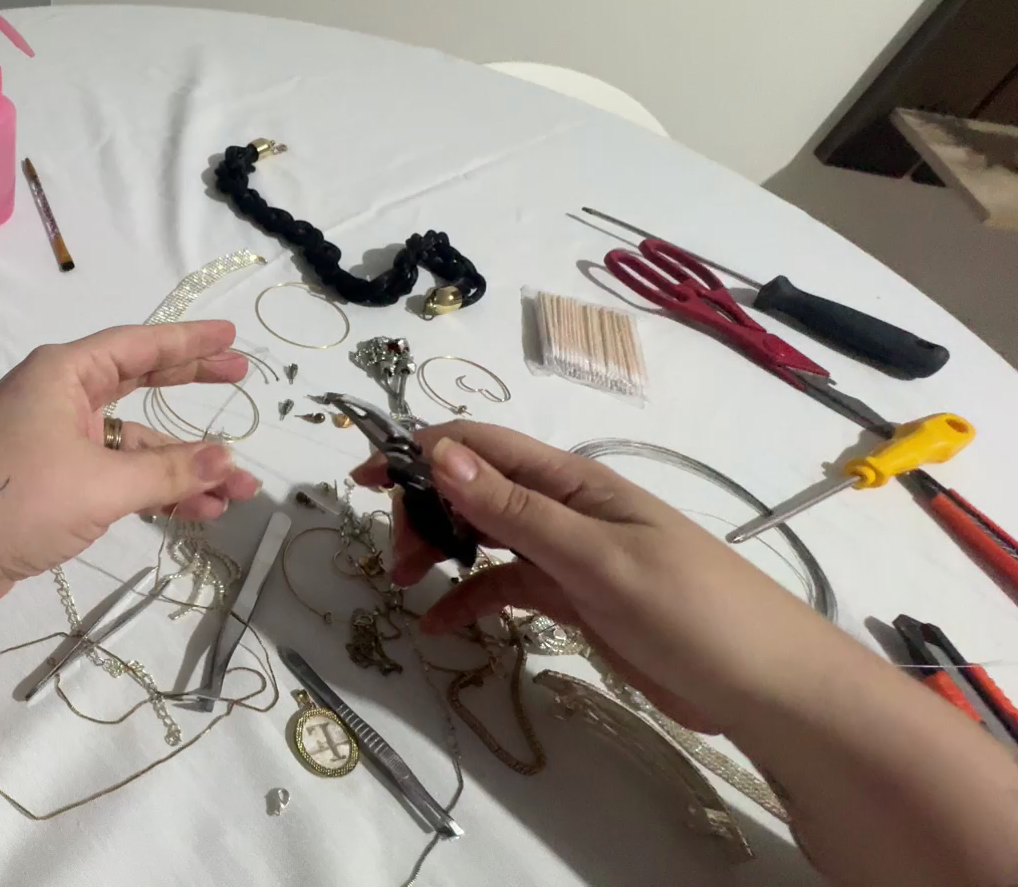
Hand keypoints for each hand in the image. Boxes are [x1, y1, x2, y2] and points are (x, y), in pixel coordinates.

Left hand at [0, 321, 261, 610]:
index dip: (188, 341)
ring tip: (238, 487)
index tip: (231, 338)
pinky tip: (196, 510)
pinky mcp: (52, 482)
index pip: (138, 345)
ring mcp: (55, 441)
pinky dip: (151, 490)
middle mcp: (59, 398)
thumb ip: (169, 471)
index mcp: (63, 373)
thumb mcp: (101, 482)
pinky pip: (114, 474)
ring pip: (130, 442)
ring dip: (180, 464)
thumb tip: (230, 462)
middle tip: (239, 379)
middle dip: (189, 386)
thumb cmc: (16, 497)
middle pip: (137, 383)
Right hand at [355, 421, 839, 733]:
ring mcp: (559, 549)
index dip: (417, 452)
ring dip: (435, 549)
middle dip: (421, 511)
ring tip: (405, 582)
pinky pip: (498, 584)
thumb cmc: (694, 612)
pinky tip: (438, 622)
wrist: (776, 698)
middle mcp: (557, 505)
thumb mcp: (595, 557)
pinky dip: (464, 598)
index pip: (476, 445)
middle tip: (397, 556)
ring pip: (476, 533)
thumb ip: (513, 507)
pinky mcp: (565, 592)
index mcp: (567, 480)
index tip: (367, 478)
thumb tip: (439, 453)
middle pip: (466, 489)